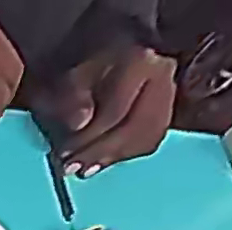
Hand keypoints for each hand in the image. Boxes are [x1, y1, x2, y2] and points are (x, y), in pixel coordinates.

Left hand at [33, 42, 176, 176]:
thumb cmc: (83, 72)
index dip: (86, 139)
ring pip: (146, 136)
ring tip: (85, 167)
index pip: (115, 112)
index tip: (62, 155)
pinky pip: (149, 139)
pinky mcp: (167, 107)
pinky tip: (102, 159)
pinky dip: (124, 153)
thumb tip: (79, 124)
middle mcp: (162, 73)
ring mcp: (169, 90)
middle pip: (135, 126)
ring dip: (112, 156)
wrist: (105, 59)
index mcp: (139, 61)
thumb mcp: (69, 82)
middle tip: (72, 169)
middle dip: (100, 152)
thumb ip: (71, 102)